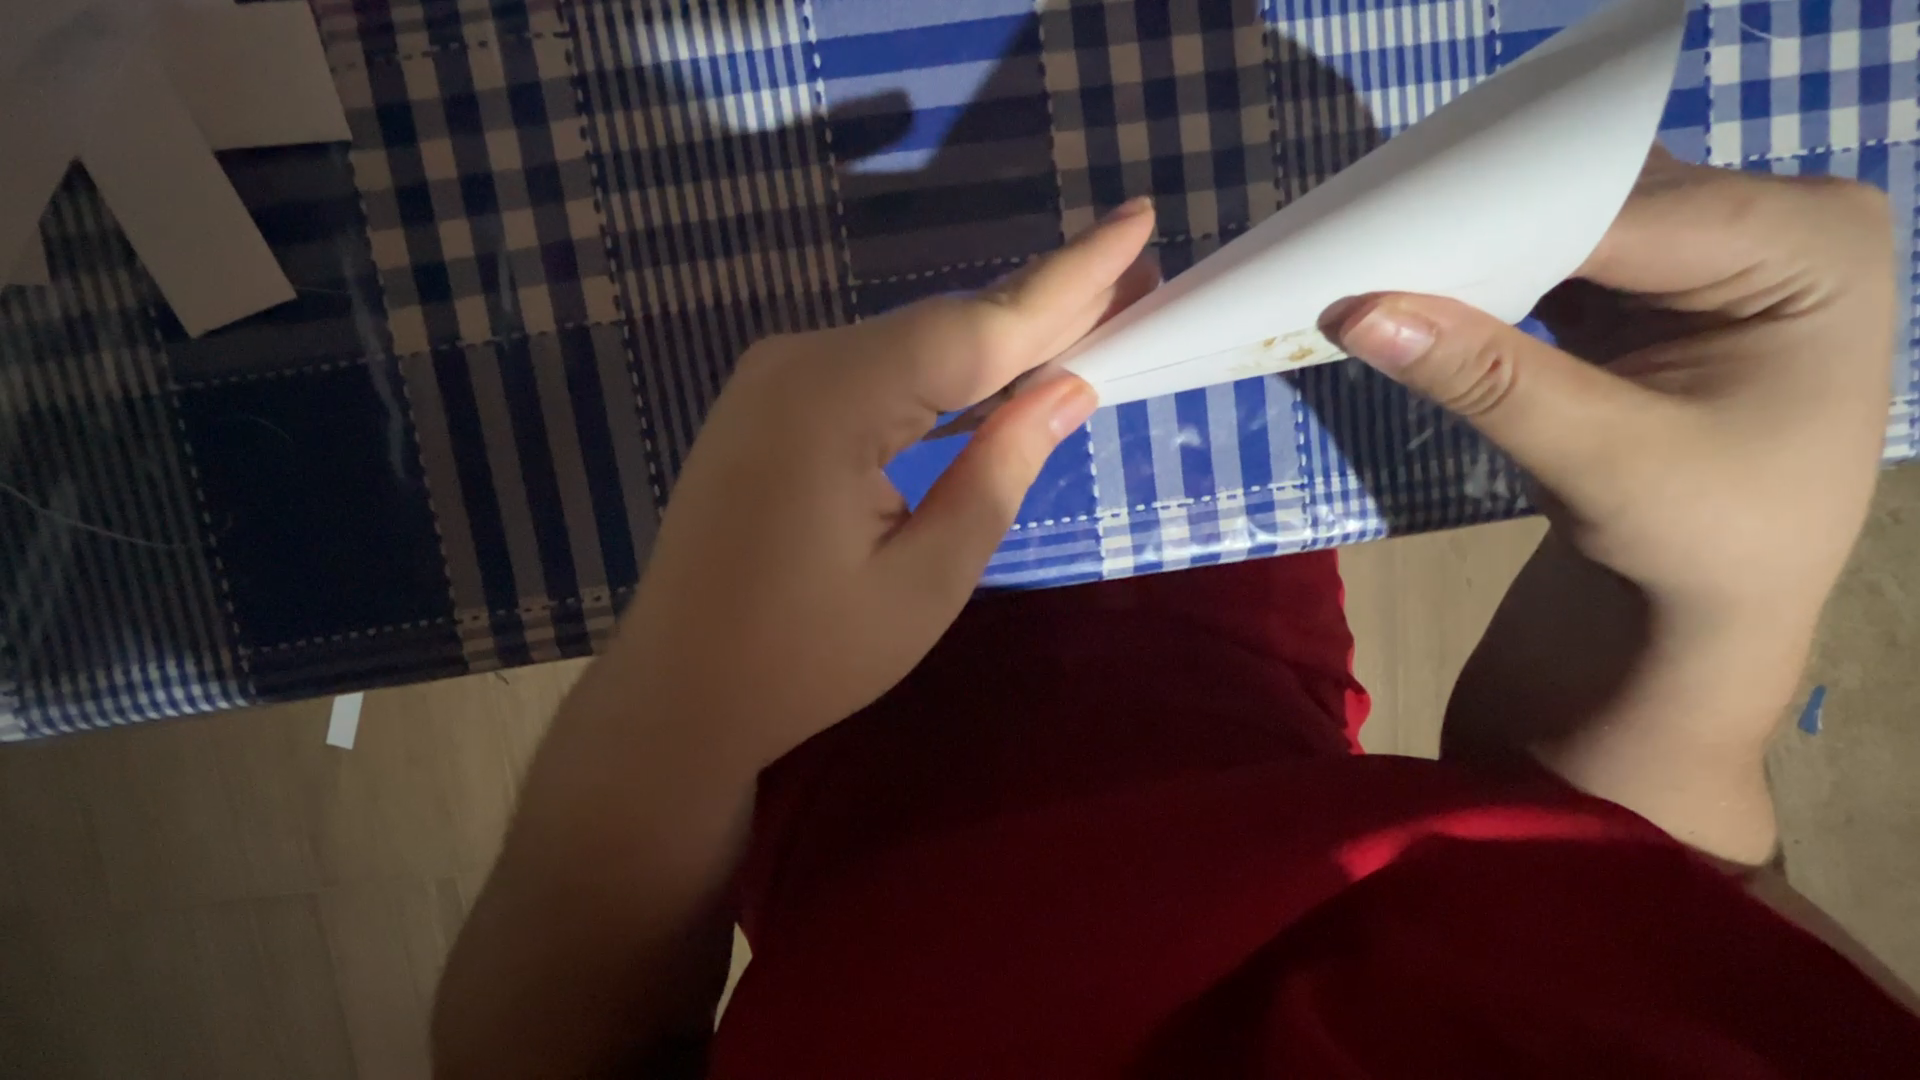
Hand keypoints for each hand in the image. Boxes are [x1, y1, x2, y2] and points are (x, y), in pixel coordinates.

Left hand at [610, 199, 1158, 767]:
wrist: (679, 693)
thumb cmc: (804, 658)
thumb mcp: (926, 578)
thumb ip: (999, 471)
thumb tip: (1068, 389)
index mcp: (833, 398)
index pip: (976, 327)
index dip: (1067, 282)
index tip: (1137, 222)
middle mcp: (797, 363)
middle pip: (944, 326)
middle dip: (1043, 304)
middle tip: (1134, 274)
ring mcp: (774, 382)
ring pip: (911, 348)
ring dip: (996, 343)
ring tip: (1087, 321)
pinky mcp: (769, 410)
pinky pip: (874, 376)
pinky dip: (942, 377)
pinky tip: (994, 375)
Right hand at [1327, 152, 1893, 636]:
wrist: (1705, 596)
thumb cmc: (1700, 536)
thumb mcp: (1596, 456)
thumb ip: (1483, 378)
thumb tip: (1355, 314)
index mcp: (1806, 242)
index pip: (1625, 208)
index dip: (1500, 224)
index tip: (1382, 245)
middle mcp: (1761, 225)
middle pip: (1591, 201)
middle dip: (1481, 230)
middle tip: (1365, 250)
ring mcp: (1696, 256)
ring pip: (1560, 227)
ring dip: (1473, 256)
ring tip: (1379, 269)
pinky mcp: (1638, 293)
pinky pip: (1544, 266)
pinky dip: (1483, 284)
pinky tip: (1421, 295)